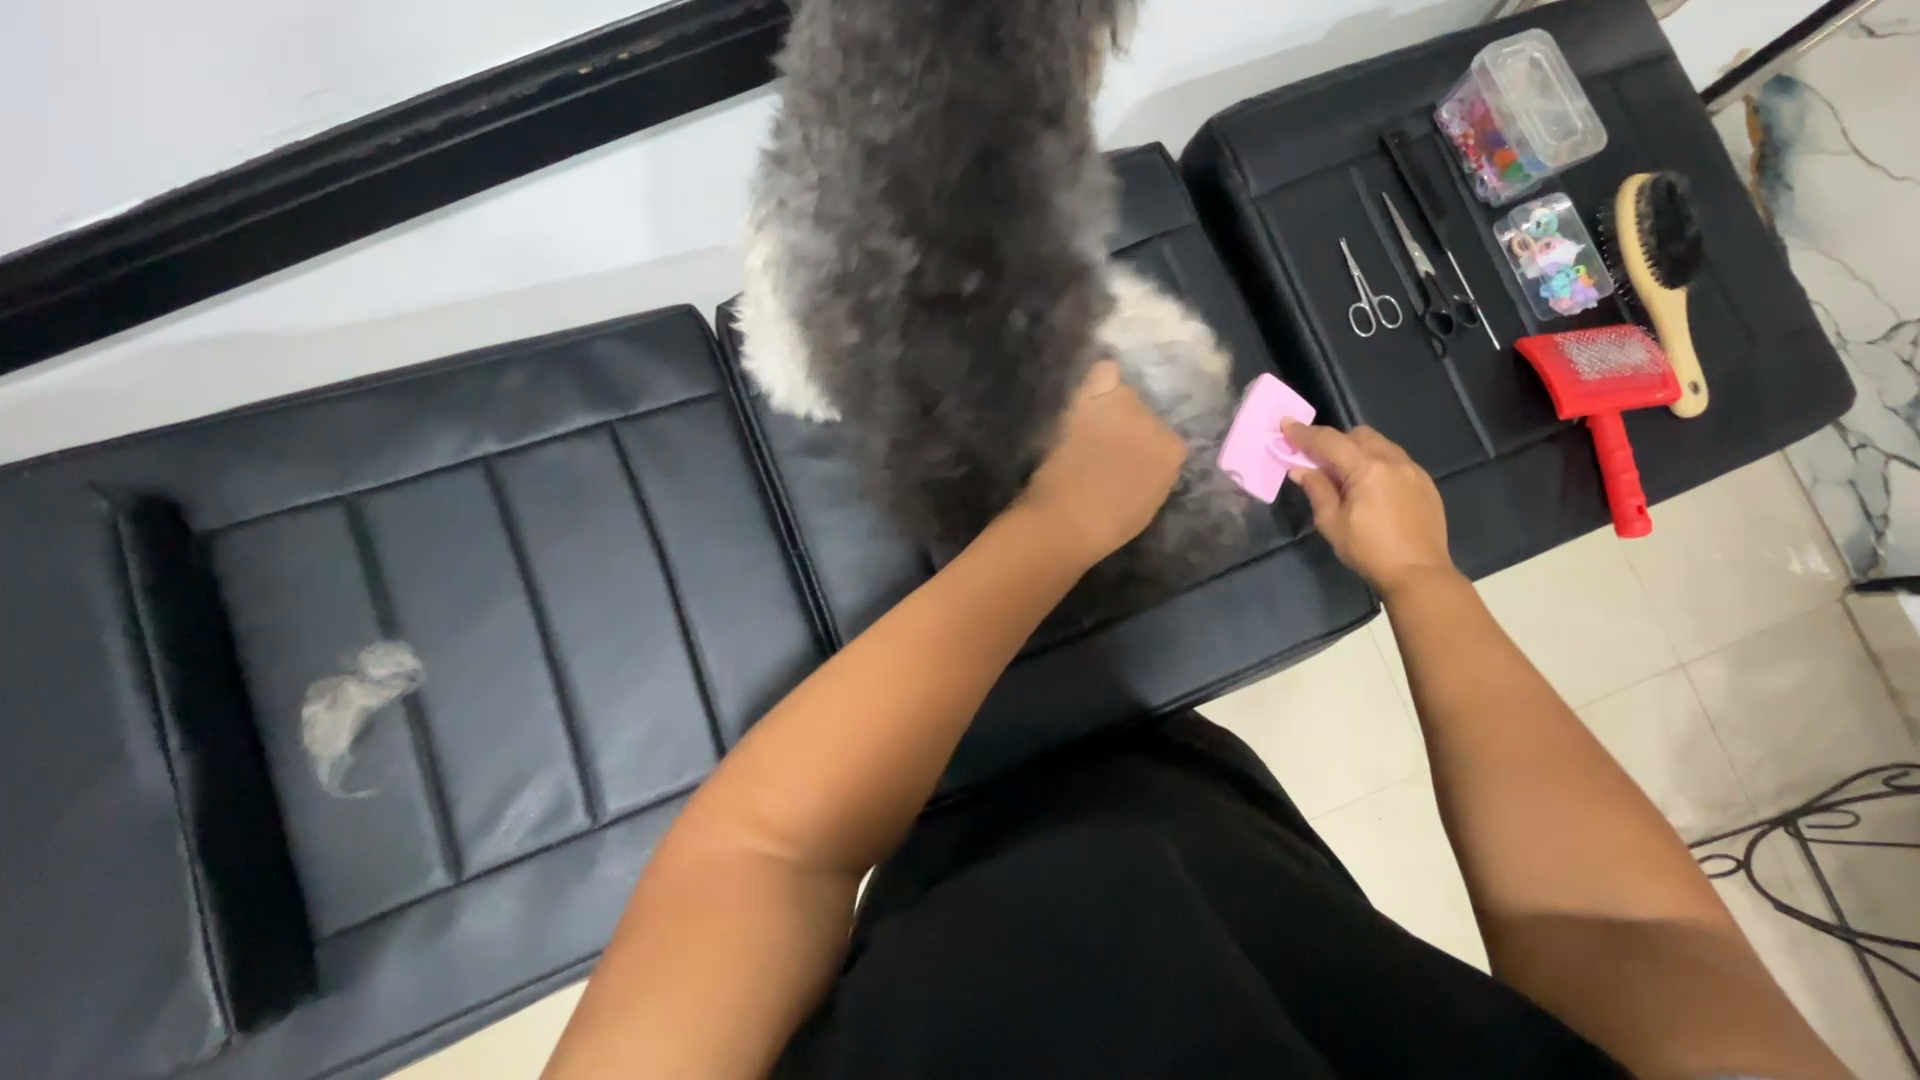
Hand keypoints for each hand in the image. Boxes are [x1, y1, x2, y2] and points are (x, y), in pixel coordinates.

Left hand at [1018, 361, 1187, 566]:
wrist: (1065, 521)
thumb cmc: (1104, 526)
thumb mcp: (1147, 504)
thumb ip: (1154, 474)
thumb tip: (1145, 460)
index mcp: (1174, 454)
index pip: (1164, 438)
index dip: (1142, 449)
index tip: (1125, 461)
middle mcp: (1156, 423)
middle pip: (1144, 413)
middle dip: (1127, 427)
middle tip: (1102, 447)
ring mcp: (1124, 408)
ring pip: (1122, 393)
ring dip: (1109, 407)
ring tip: (1089, 430)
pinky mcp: (1092, 400)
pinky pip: (1104, 372)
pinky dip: (1099, 379)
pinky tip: (1088, 393)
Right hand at [1283, 422, 1455, 597]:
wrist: (1418, 572)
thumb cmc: (1368, 550)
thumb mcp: (1332, 522)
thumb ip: (1317, 489)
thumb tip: (1301, 469)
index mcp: (1367, 469)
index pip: (1329, 442)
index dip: (1305, 433)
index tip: (1286, 425)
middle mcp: (1393, 461)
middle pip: (1358, 435)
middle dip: (1335, 441)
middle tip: (1318, 460)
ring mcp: (1413, 470)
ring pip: (1380, 444)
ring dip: (1358, 450)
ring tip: (1346, 475)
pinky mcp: (1425, 483)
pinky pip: (1397, 460)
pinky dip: (1378, 463)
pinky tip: (1371, 487)